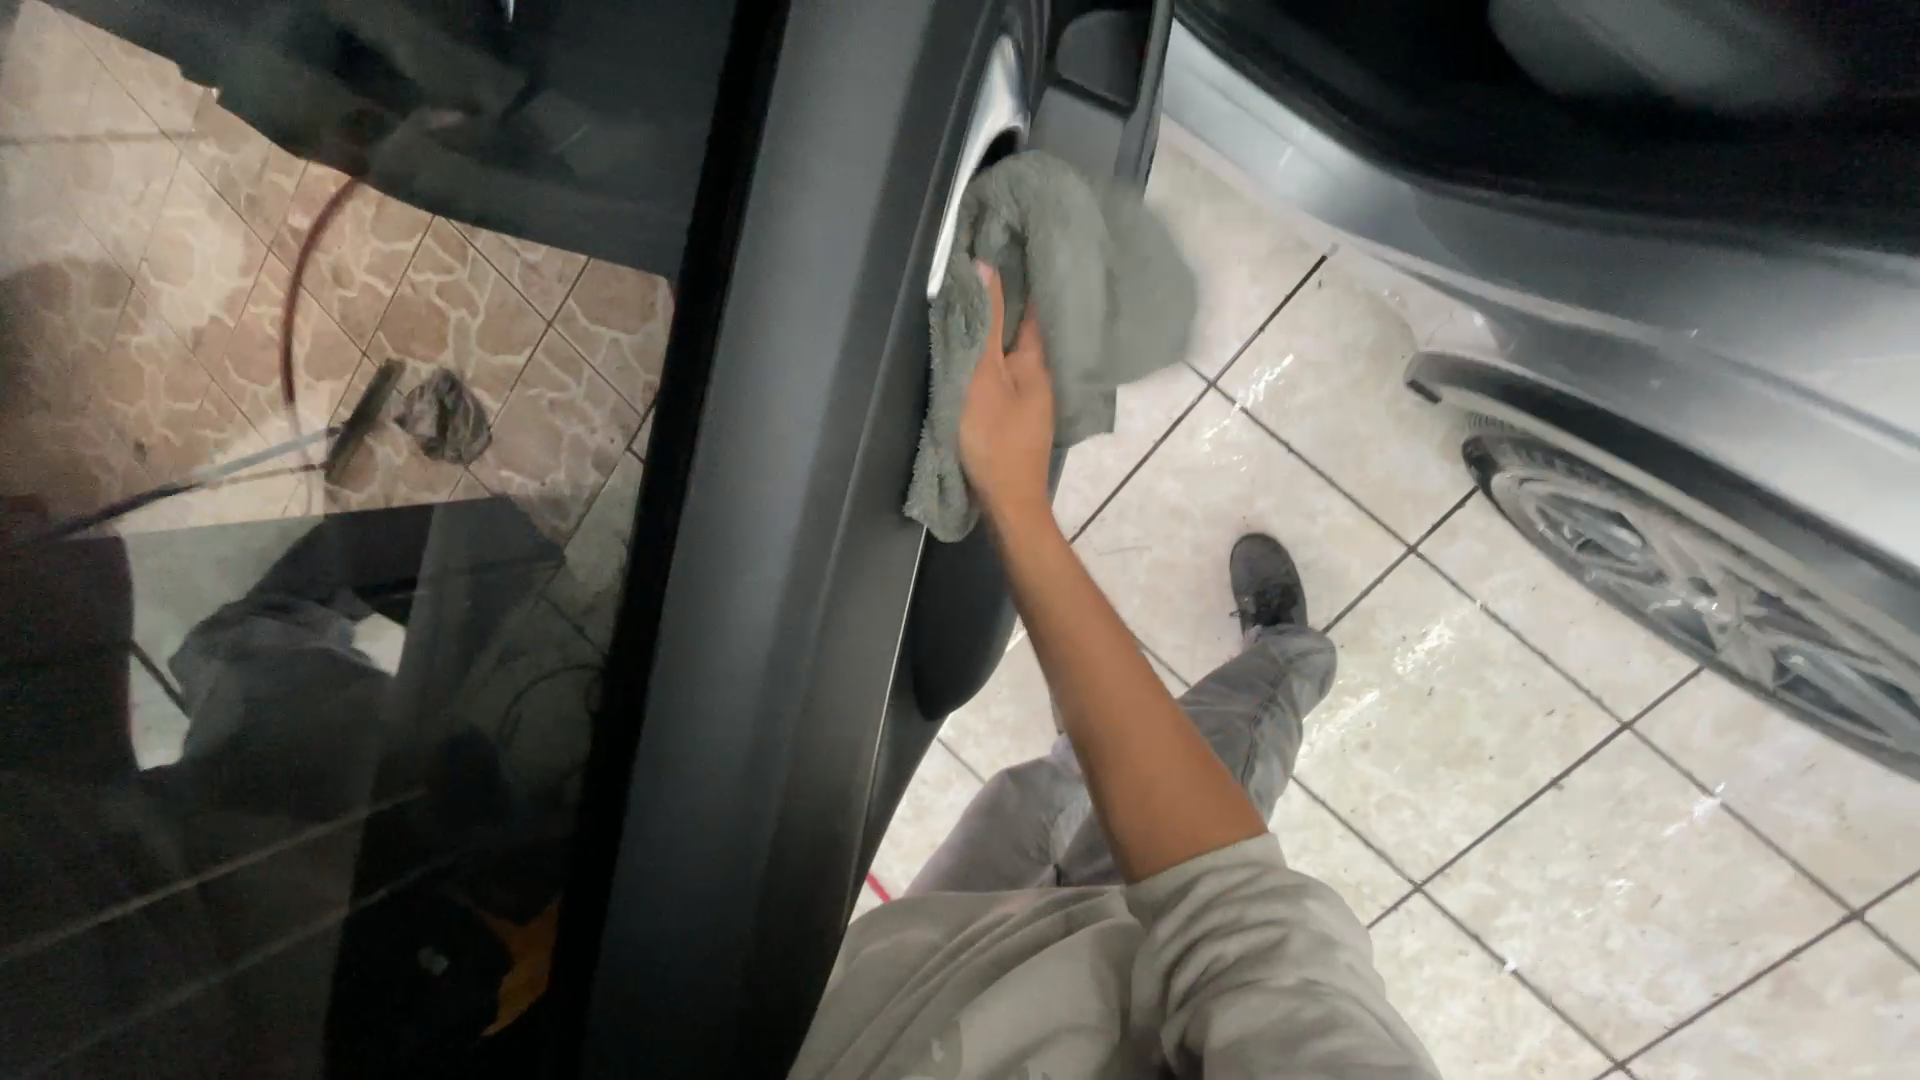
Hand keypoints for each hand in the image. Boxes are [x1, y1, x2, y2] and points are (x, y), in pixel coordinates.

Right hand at [958, 260, 1054, 527]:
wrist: (1008, 501)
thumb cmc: (994, 438)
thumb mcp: (984, 376)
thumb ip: (986, 325)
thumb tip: (988, 267)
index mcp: (1038, 360)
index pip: (1035, 304)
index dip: (1022, 274)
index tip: (1006, 243)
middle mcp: (1043, 375)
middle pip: (1027, 328)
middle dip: (1011, 299)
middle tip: (988, 264)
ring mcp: (1034, 400)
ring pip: (1017, 353)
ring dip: (1003, 328)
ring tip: (981, 299)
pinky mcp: (1021, 419)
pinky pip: (1010, 375)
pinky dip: (998, 356)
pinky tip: (984, 352)